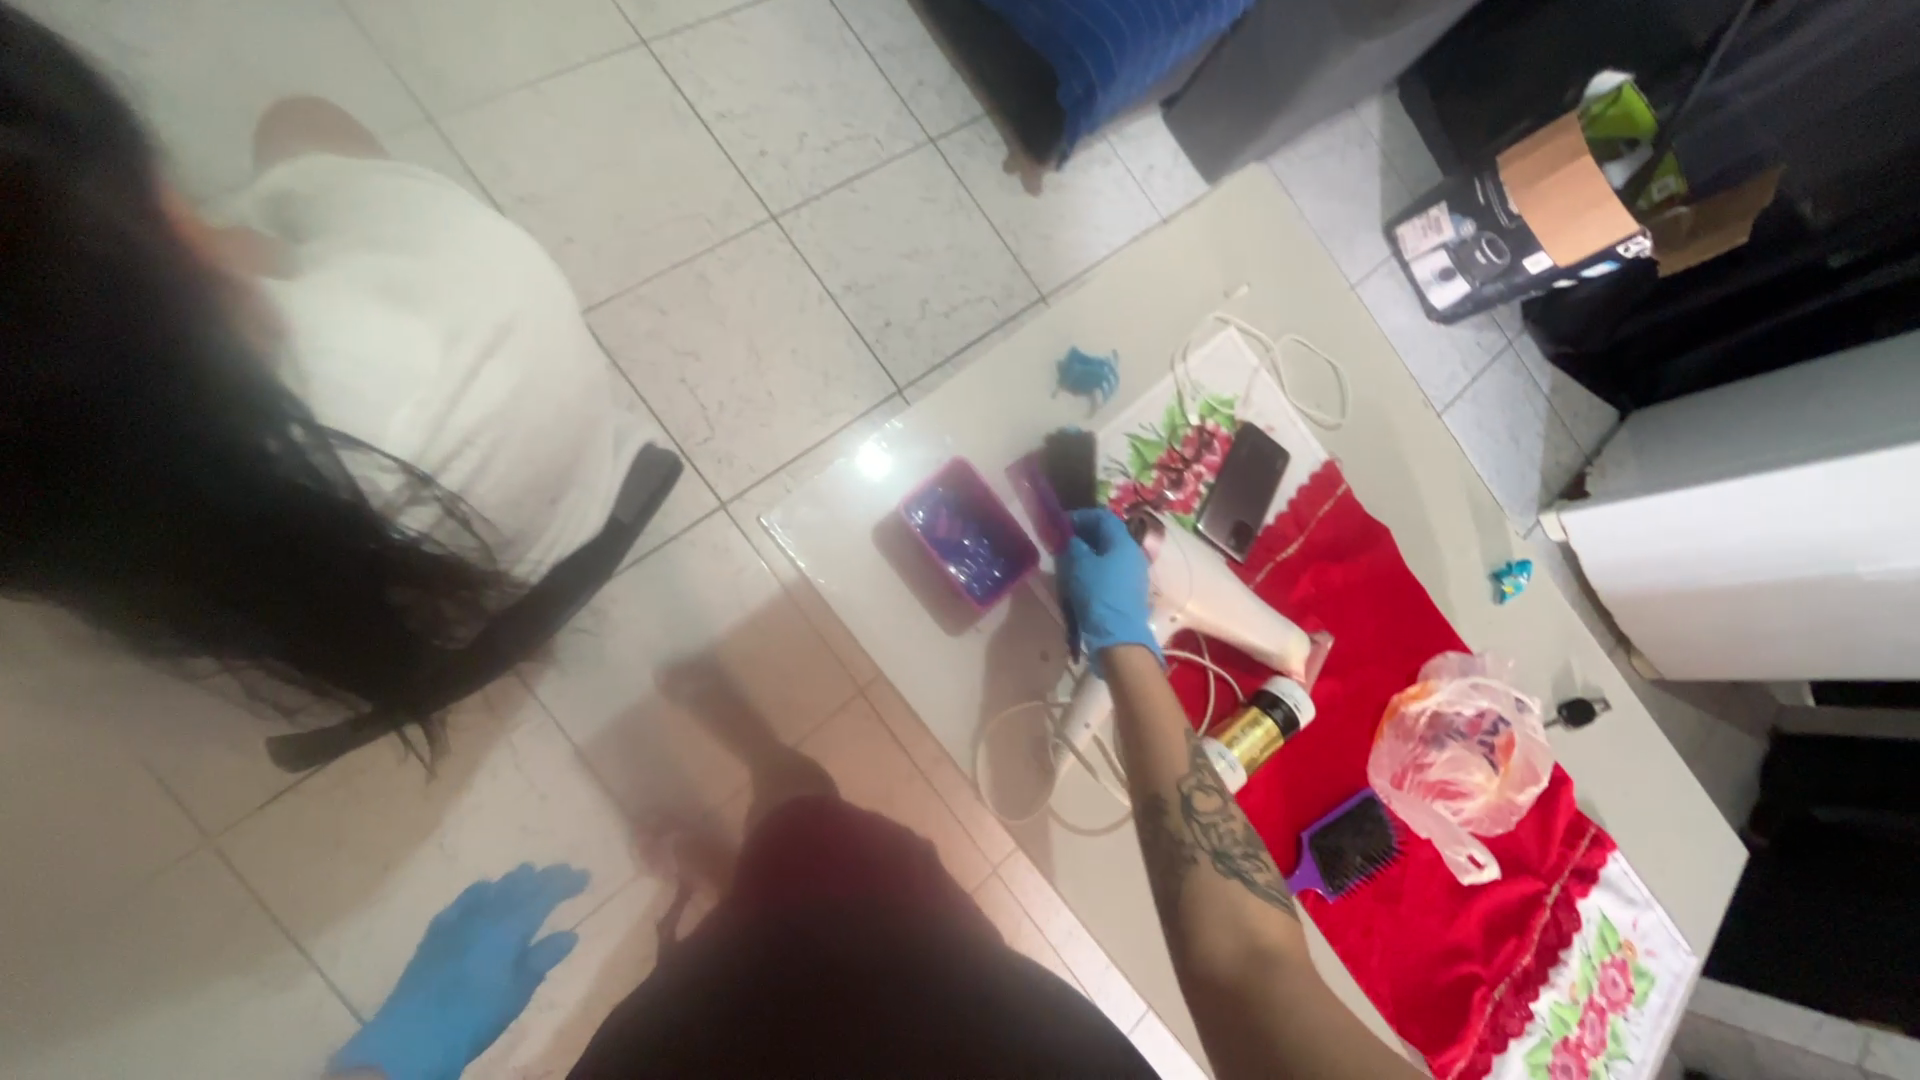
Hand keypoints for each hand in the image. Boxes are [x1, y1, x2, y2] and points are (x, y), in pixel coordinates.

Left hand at [329, 863, 589, 1079]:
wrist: (413, 1038)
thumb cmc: (476, 1015)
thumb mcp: (519, 991)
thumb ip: (543, 958)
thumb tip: (569, 934)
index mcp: (511, 925)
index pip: (545, 893)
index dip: (566, 882)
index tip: (585, 876)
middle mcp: (485, 914)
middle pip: (518, 886)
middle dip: (543, 876)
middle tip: (562, 871)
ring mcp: (456, 923)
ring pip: (489, 889)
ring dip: (511, 881)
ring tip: (526, 873)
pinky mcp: (434, 936)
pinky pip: (459, 904)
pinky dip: (476, 894)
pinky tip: (480, 893)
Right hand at [1061, 508, 1159, 674]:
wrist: (1118, 637)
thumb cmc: (1098, 595)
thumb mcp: (1079, 566)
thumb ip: (1073, 545)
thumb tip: (1072, 539)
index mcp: (1123, 541)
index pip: (1102, 516)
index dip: (1080, 516)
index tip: (1061, 525)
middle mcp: (1133, 553)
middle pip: (1107, 534)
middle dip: (1084, 534)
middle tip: (1062, 542)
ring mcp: (1133, 572)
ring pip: (1108, 552)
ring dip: (1088, 552)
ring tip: (1068, 560)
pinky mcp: (1129, 589)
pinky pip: (1110, 569)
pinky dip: (1095, 567)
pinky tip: (1080, 577)